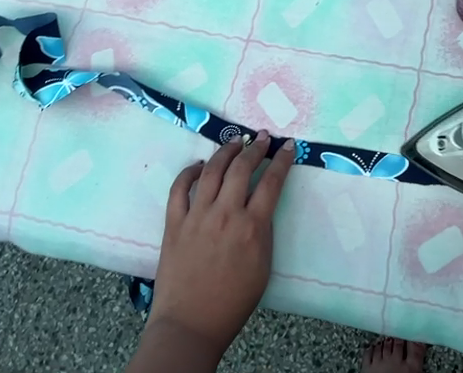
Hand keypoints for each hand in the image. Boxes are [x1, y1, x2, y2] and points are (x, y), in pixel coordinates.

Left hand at [139, 132, 296, 366]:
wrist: (190, 324)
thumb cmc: (233, 302)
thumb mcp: (263, 266)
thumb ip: (264, 231)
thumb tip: (261, 204)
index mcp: (252, 227)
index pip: (272, 182)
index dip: (282, 160)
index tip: (288, 146)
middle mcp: (225, 214)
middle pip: (242, 168)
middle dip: (255, 148)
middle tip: (262, 138)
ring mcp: (197, 216)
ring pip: (212, 170)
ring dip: (226, 151)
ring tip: (235, 142)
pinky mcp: (174, 223)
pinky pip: (180, 188)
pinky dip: (189, 172)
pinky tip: (199, 165)